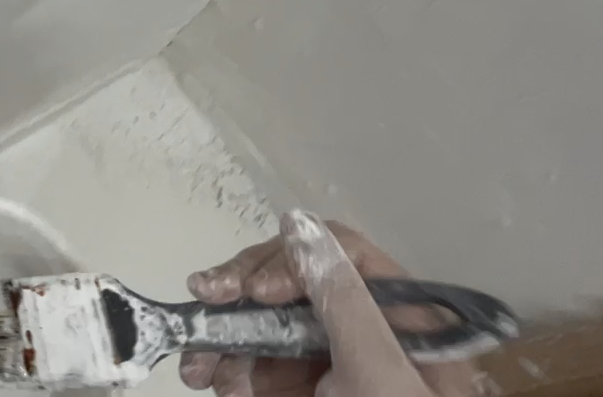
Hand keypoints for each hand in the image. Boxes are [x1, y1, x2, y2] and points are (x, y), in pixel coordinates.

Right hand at [178, 212, 479, 396]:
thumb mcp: (381, 381)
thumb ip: (343, 302)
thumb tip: (299, 222)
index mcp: (406, 324)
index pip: (344, 254)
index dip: (294, 258)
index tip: (258, 291)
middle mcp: (361, 328)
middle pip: (288, 271)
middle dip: (239, 288)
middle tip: (206, 296)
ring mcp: (319, 353)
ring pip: (254, 307)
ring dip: (216, 327)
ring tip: (197, 362)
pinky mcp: (285, 378)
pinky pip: (240, 346)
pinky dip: (214, 357)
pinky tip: (203, 374)